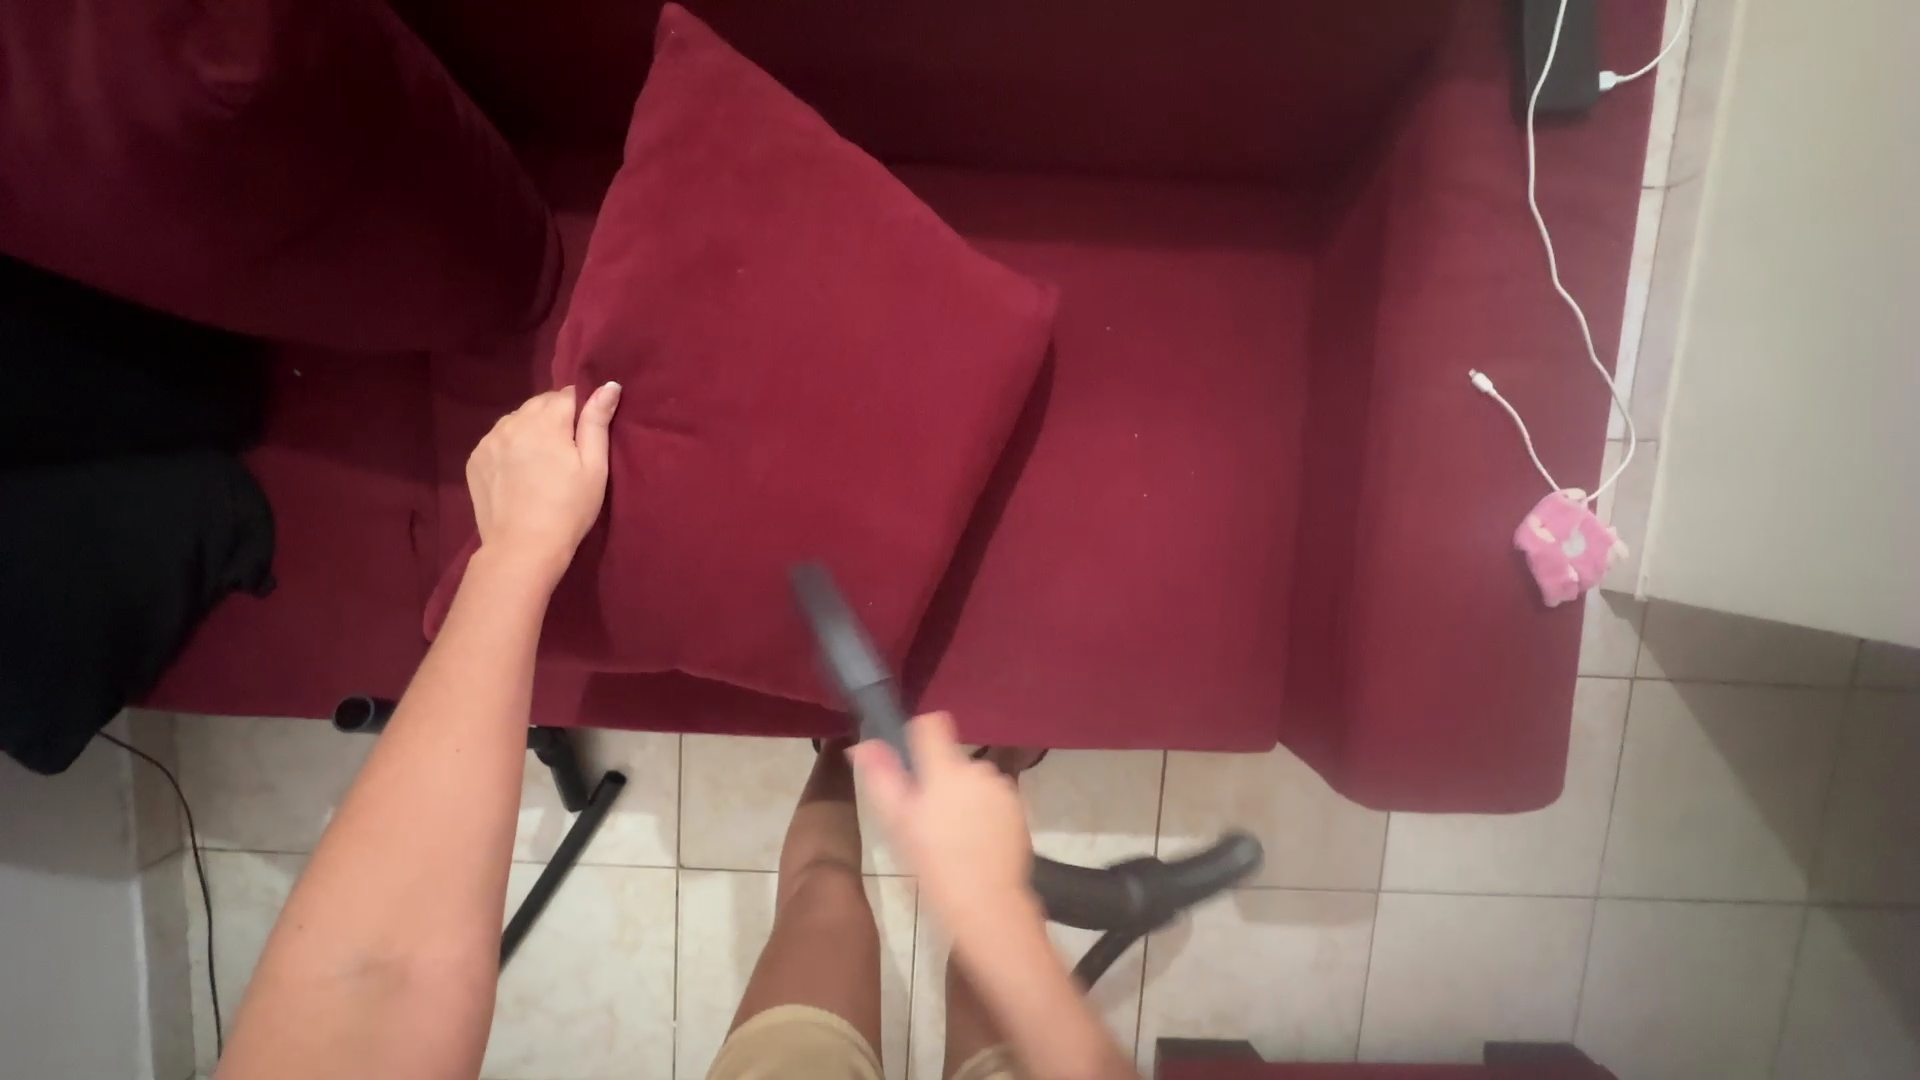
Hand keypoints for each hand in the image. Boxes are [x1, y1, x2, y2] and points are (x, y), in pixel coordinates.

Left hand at [466, 383, 620, 584]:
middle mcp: (512, 423)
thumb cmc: (570, 508)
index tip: (588, 434)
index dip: (583, 409)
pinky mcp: (476, 459)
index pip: (568, 394)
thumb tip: (609, 385)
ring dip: (533, 429)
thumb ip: (597, 422)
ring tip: (545, 461)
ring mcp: (489, 440)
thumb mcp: (594, 467)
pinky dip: (513, 446)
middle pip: (540, 403)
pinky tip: (523, 471)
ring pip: (517, 419)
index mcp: (544, 422)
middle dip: (557, 417)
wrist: (523, 546)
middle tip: (570, 450)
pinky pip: (499, 439)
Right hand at [851, 713, 1039, 937]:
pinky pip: (995, 799)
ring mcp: (1002, 788)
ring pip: (974, 781)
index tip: (912, 761)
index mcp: (945, 769)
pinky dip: (986, 813)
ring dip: (965, 797)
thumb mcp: (898, 825)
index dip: (919, 735)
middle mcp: (977, 769)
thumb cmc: (933, 865)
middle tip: (929, 819)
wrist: (986, 904)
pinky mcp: (1020, 809)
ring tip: (955, 836)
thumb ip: (881, 778)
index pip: (931, 724)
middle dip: (941, 780)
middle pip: (952, 760)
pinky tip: (977, 843)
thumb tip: (862, 745)